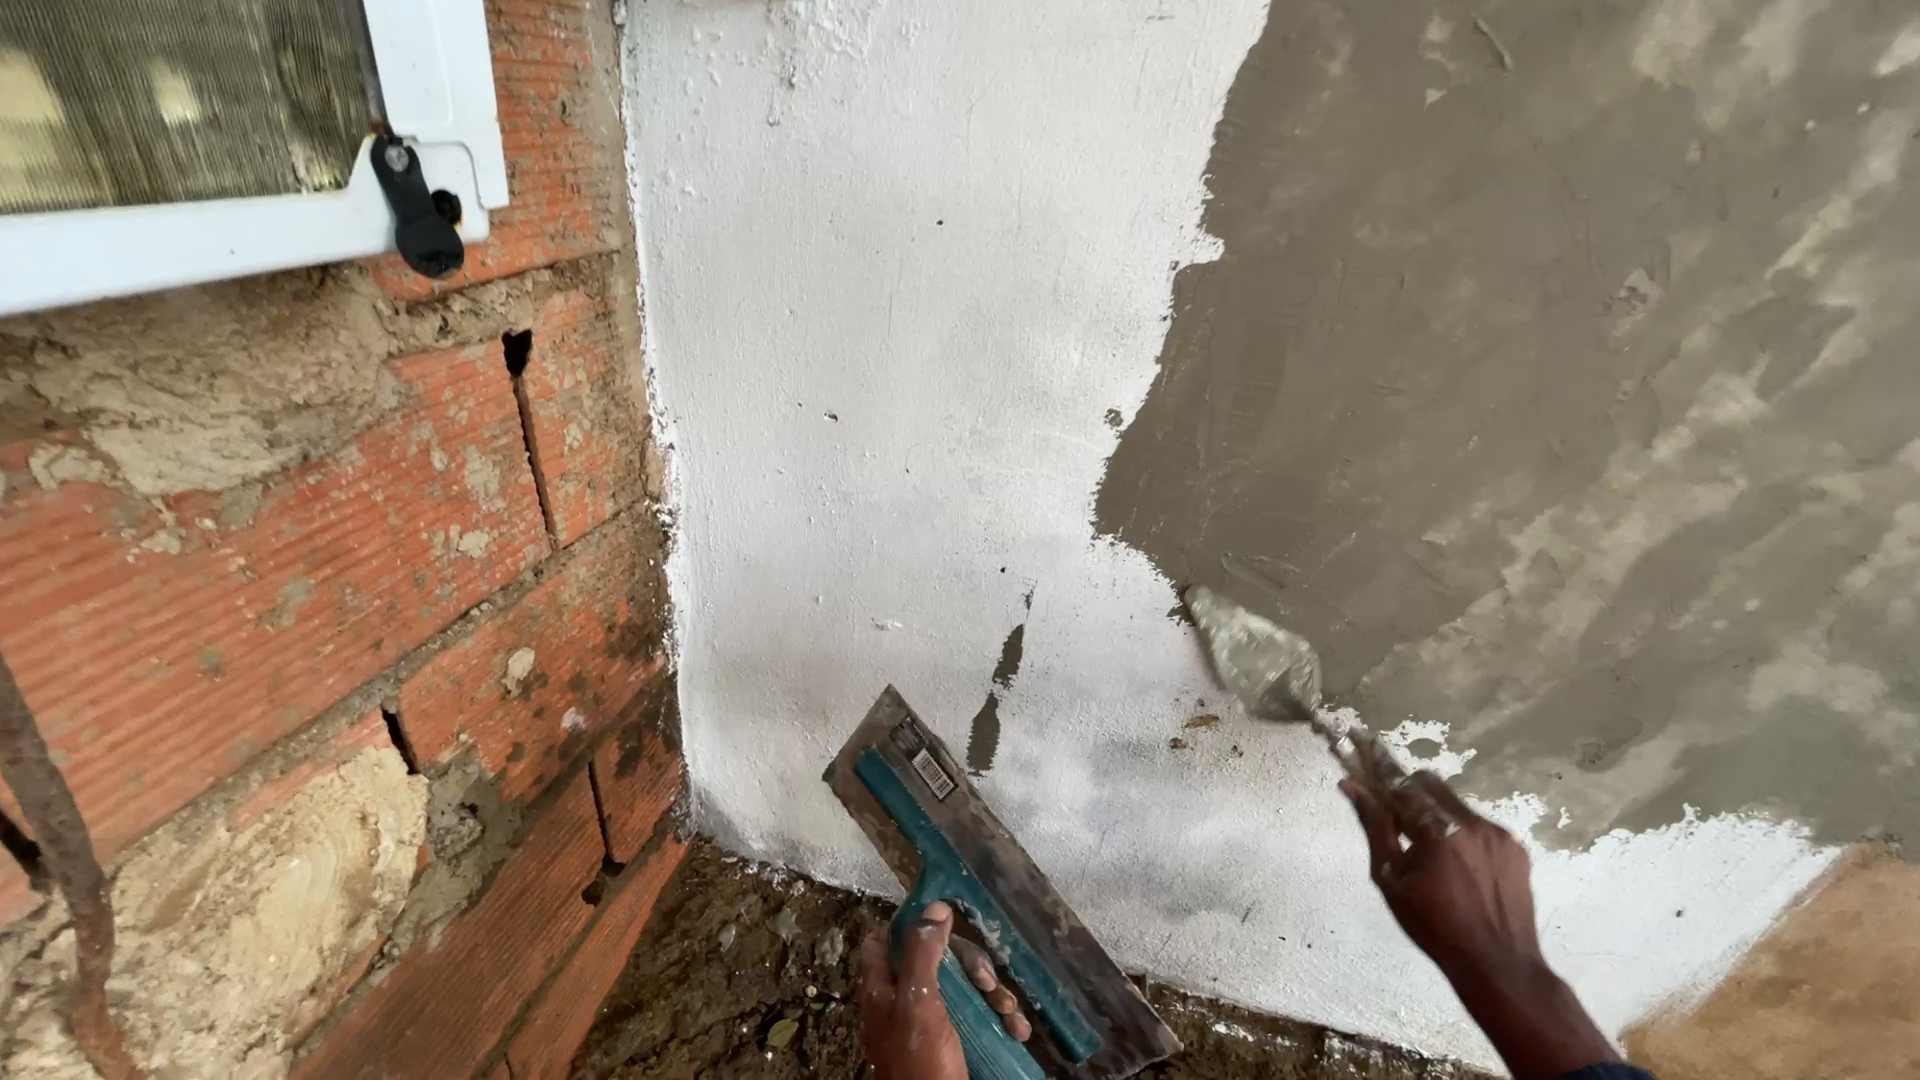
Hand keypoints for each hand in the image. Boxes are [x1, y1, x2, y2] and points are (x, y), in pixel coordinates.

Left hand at [857, 900, 1030, 1079]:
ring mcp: (930, 1023)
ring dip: (992, 993)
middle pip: (935, 960)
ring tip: (1008, 1010)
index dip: (906, 925)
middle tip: (987, 980)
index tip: (940, 918)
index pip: (880, 941)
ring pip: (963, 987)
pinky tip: (1016, 1027)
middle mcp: (902, 1001)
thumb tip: (935, 905)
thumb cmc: (920, 1062)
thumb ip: (923, 952)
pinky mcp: (955, 1043)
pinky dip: (999, 1018)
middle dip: (970, 965)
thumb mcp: (918, 1002)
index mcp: (882, 989)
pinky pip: (978, 1017)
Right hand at [1342, 770, 1621, 1079]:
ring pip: (1453, 801)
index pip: (1398, 782)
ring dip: (1432, 810)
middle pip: (1428, 782)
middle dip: (1406, 788)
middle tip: (1392, 810)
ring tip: (1428, 848)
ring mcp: (1498, 834)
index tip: (1358, 738)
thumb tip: (1350, 786)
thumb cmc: (1433, 923)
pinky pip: (1477, 822)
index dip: (1375, 760)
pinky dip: (1457, 829)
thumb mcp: (1390, 876)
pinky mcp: (1515, 847)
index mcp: (1437, 830)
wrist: (1499, 964)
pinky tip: (1455, 862)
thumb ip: (1374, 826)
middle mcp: (1472, 822)